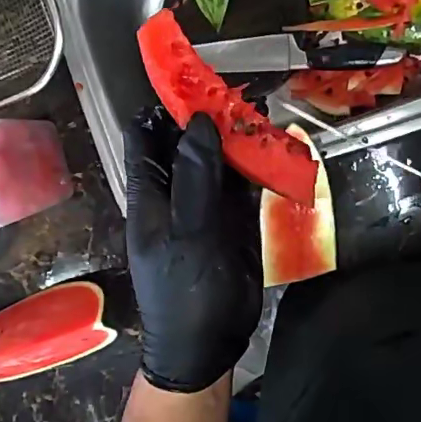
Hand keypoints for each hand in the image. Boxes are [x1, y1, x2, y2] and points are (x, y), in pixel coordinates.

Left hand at [125, 107, 261, 391]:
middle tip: (238, 89)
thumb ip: (195, 177)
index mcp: (151, 194)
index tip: (189, 78)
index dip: (162, 107)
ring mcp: (206, 206)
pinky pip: (243, 184)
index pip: (147, 138)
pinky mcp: (233, 221)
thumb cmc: (187, 291)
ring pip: (219, 160)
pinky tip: (274, 147)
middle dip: (209, 116)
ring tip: (261, 108)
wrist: (208, 343)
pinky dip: (256, 164)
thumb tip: (197, 123)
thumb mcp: (189, 233)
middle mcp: (176, 193)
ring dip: (237, 137)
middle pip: (187, 143)